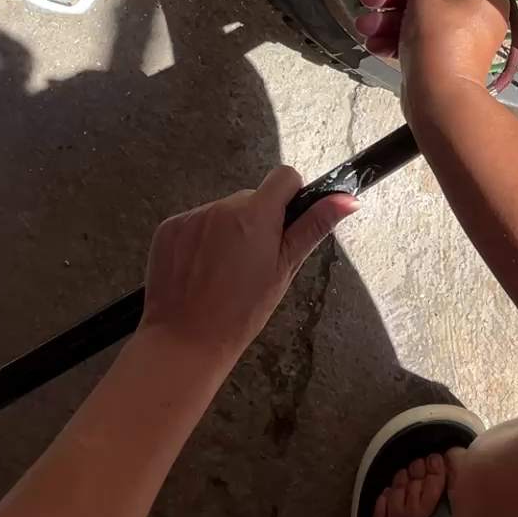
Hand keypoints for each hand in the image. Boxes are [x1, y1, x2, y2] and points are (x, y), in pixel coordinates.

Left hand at [139, 167, 357, 360]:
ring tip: (225, 271)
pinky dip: (202, 240)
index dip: (291, 197)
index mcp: (256, 214)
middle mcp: (222, 207)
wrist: (185, 340)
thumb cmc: (241, 312)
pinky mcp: (169, 228)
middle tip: (255, 261)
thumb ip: (315, 226)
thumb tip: (348, 198)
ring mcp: (192, 216)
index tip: (285, 224)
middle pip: (252, 198)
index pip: (284, 176)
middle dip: (258, 221)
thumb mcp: (286, 268)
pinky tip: (202, 270)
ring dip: (229, 231)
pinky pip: (196, 223)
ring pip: (224, 212)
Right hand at [356, 0, 510, 102]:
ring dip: (387, 19)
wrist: (438, 102)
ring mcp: (458, 40)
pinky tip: (374, 43)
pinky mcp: (440, 59)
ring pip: (417, 17)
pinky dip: (395, 39)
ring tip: (364, 27)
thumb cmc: (439, 42)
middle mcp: (475, 15)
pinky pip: (416, 40)